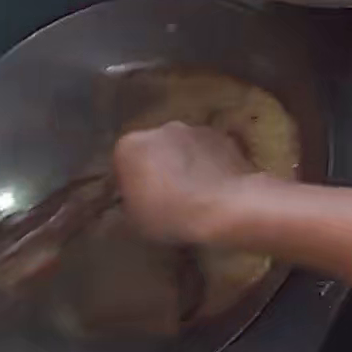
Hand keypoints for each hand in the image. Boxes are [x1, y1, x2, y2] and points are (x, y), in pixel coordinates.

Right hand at [113, 122, 276, 244]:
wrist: (228, 205)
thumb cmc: (172, 214)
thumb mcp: (133, 222)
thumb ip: (125, 206)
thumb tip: (129, 204)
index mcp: (131, 145)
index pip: (123, 163)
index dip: (130, 184)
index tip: (140, 202)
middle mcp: (164, 128)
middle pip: (156, 149)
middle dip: (160, 167)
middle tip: (168, 196)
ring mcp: (198, 129)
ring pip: (185, 147)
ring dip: (187, 162)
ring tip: (197, 191)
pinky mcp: (226, 137)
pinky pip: (211, 151)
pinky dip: (211, 162)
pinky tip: (217, 184)